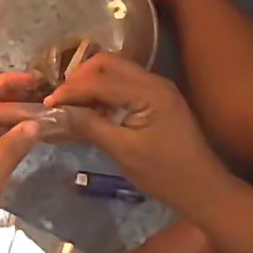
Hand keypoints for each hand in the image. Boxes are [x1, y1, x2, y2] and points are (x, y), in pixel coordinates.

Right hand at [45, 53, 229, 208]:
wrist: (204, 190)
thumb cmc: (165, 173)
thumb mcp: (123, 151)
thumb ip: (89, 126)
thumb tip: (57, 112)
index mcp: (149, 92)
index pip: (100, 81)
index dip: (71, 90)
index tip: (48, 103)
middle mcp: (154, 81)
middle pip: (107, 63)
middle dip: (79, 77)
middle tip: (60, 99)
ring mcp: (157, 87)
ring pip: (114, 70)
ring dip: (90, 81)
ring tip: (71, 102)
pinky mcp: (156, 97)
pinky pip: (123, 82)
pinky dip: (103, 89)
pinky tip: (90, 107)